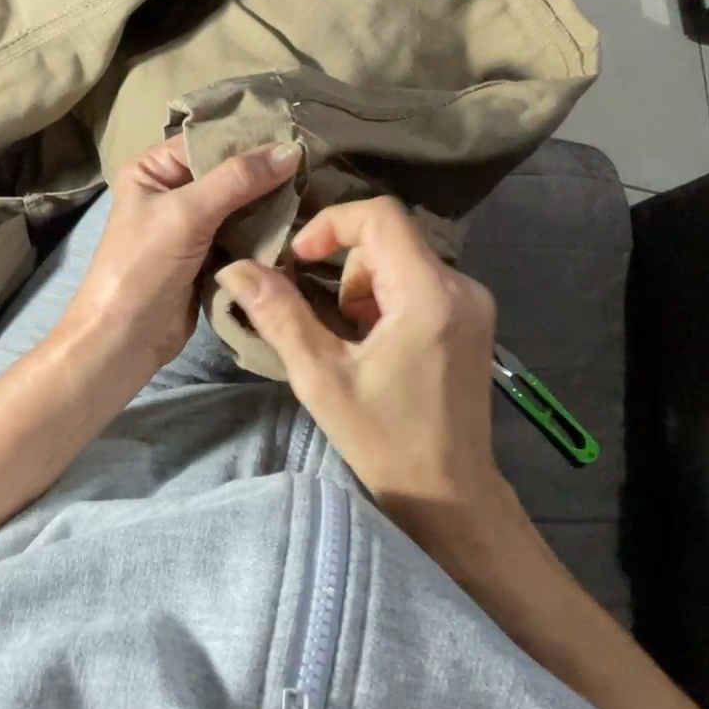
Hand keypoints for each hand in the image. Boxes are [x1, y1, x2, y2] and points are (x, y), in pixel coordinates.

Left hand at [62, 137, 301, 377]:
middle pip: (229, 173)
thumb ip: (237, 180)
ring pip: (241, 206)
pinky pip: (244, 235)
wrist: (125, 340)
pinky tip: (302, 224)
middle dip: (267, 175)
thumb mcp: (186, 214)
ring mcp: (191, 226)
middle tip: (317, 167)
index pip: (208, 142)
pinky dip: (268, 233)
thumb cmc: (142, 267)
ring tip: (317, 192)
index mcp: (152, 169)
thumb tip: (292, 149)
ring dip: (272, 206)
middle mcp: (171, 191)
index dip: (251, 140)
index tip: (301, 137)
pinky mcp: (208, 256)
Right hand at [214, 197, 507, 521]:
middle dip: (344, 268)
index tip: (298, 261)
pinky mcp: (472, 319)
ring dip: (363, 287)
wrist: (450, 493)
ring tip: (351, 343)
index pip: (379, 215)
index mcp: (429, 294)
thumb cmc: (384, 439)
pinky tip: (376, 347)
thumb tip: (235, 268)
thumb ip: (279, 314)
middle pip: (388, 237)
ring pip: (401, 259)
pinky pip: (418, 281)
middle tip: (323, 319)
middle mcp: (462, 286)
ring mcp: (472, 303)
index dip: (330, 224)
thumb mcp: (320, 377)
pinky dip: (386, 299)